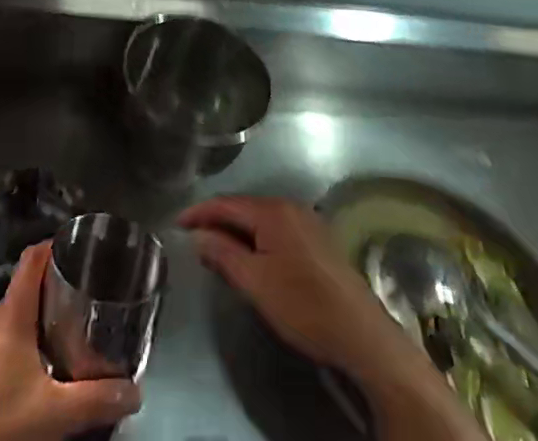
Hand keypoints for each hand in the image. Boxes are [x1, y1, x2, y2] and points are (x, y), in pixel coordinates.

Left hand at [0, 242, 141, 440]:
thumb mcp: (53, 412)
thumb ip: (96, 399)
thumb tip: (134, 391)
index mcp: (12, 314)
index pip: (33, 258)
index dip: (57, 244)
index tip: (82, 247)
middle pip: (28, 285)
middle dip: (59, 286)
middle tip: (91, 296)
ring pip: (16, 313)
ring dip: (43, 315)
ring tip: (74, 329)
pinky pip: (4, 336)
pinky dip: (27, 339)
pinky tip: (43, 366)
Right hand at [180, 196, 487, 440]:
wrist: (360, 333)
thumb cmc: (302, 305)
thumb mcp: (255, 282)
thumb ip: (223, 254)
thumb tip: (198, 235)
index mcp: (273, 212)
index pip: (226, 204)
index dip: (199, 213)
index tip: (177, 224)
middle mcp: (291, 208)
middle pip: (244, 208)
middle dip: (217, 221)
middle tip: (192, 240)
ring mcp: (308, 222)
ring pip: (261, 220)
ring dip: (237, 231)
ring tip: (215, 250)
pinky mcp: (319, 240)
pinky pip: (277, 230)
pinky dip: (257, 239)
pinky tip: (250, 257)